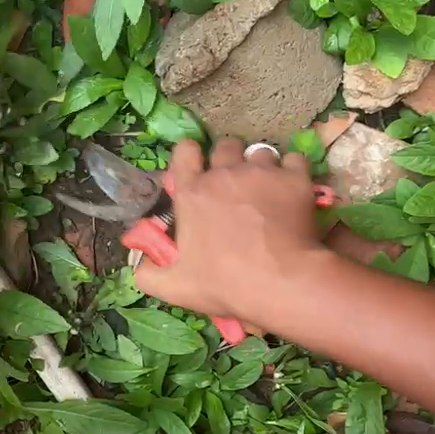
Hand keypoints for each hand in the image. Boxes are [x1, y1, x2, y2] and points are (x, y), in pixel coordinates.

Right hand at [134, 139, 331, 326]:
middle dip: (229, 159)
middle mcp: (224, 174)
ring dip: (261, 166)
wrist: (280, 283)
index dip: (191, 155)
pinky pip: (295, 160)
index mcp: (192, 193)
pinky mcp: (295, 179)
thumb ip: (149, 274)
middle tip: (235, 183)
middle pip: (226, 145)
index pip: (184, 151)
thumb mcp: (175, 287)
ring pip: (261, 152)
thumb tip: (139, 264)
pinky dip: (293, 172)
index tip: (198, 168)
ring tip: (267, 188)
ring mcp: (261, 173)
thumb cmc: (224, 284)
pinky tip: (293, 189)